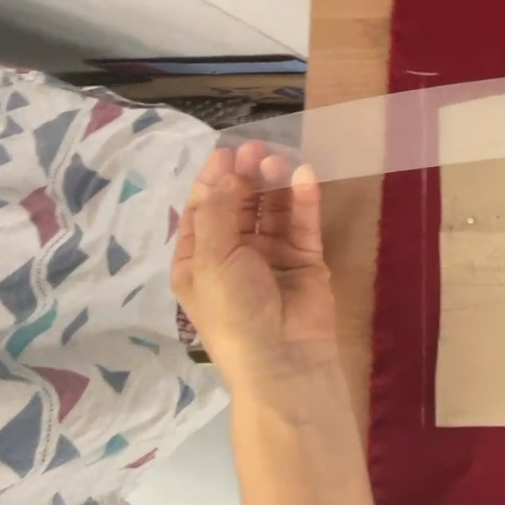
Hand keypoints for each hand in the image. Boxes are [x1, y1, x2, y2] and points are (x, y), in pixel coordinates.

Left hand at [173, 143, 339, 395]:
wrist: (284, 355)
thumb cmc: (235, 311)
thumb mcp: (212, 261)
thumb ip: (220, 212)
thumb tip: (228, 173)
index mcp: (199, 262)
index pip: (203, 211)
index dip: (212, 181)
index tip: (226, 151)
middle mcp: (233, 255)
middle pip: (239, 206)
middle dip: (245, 177)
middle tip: (256, 148)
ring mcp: (272, 256)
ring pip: (272, 210)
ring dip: (273, 184)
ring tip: (277, 158)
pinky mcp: (306, 257)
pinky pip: (303, 222)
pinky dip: (303, 199)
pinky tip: (303, 175)